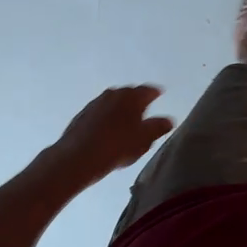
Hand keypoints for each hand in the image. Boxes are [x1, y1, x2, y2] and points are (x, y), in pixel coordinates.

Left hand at [48, 86, 173, 182]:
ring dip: (120, 108)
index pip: (148, 90)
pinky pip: (100, 111)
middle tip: (144, 111)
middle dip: (137, 100)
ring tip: (125, 122)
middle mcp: (114, 93)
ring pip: (113, 101)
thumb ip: (158, 127)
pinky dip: (107, 116)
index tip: (159, 95)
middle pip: (130, 93)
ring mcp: (96, 102)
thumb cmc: (118, 146)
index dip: (155, 93)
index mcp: (132, 96)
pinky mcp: (82, 114)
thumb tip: (169, 120)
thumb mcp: (144, 139)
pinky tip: (107, 130)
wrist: (78, 156)